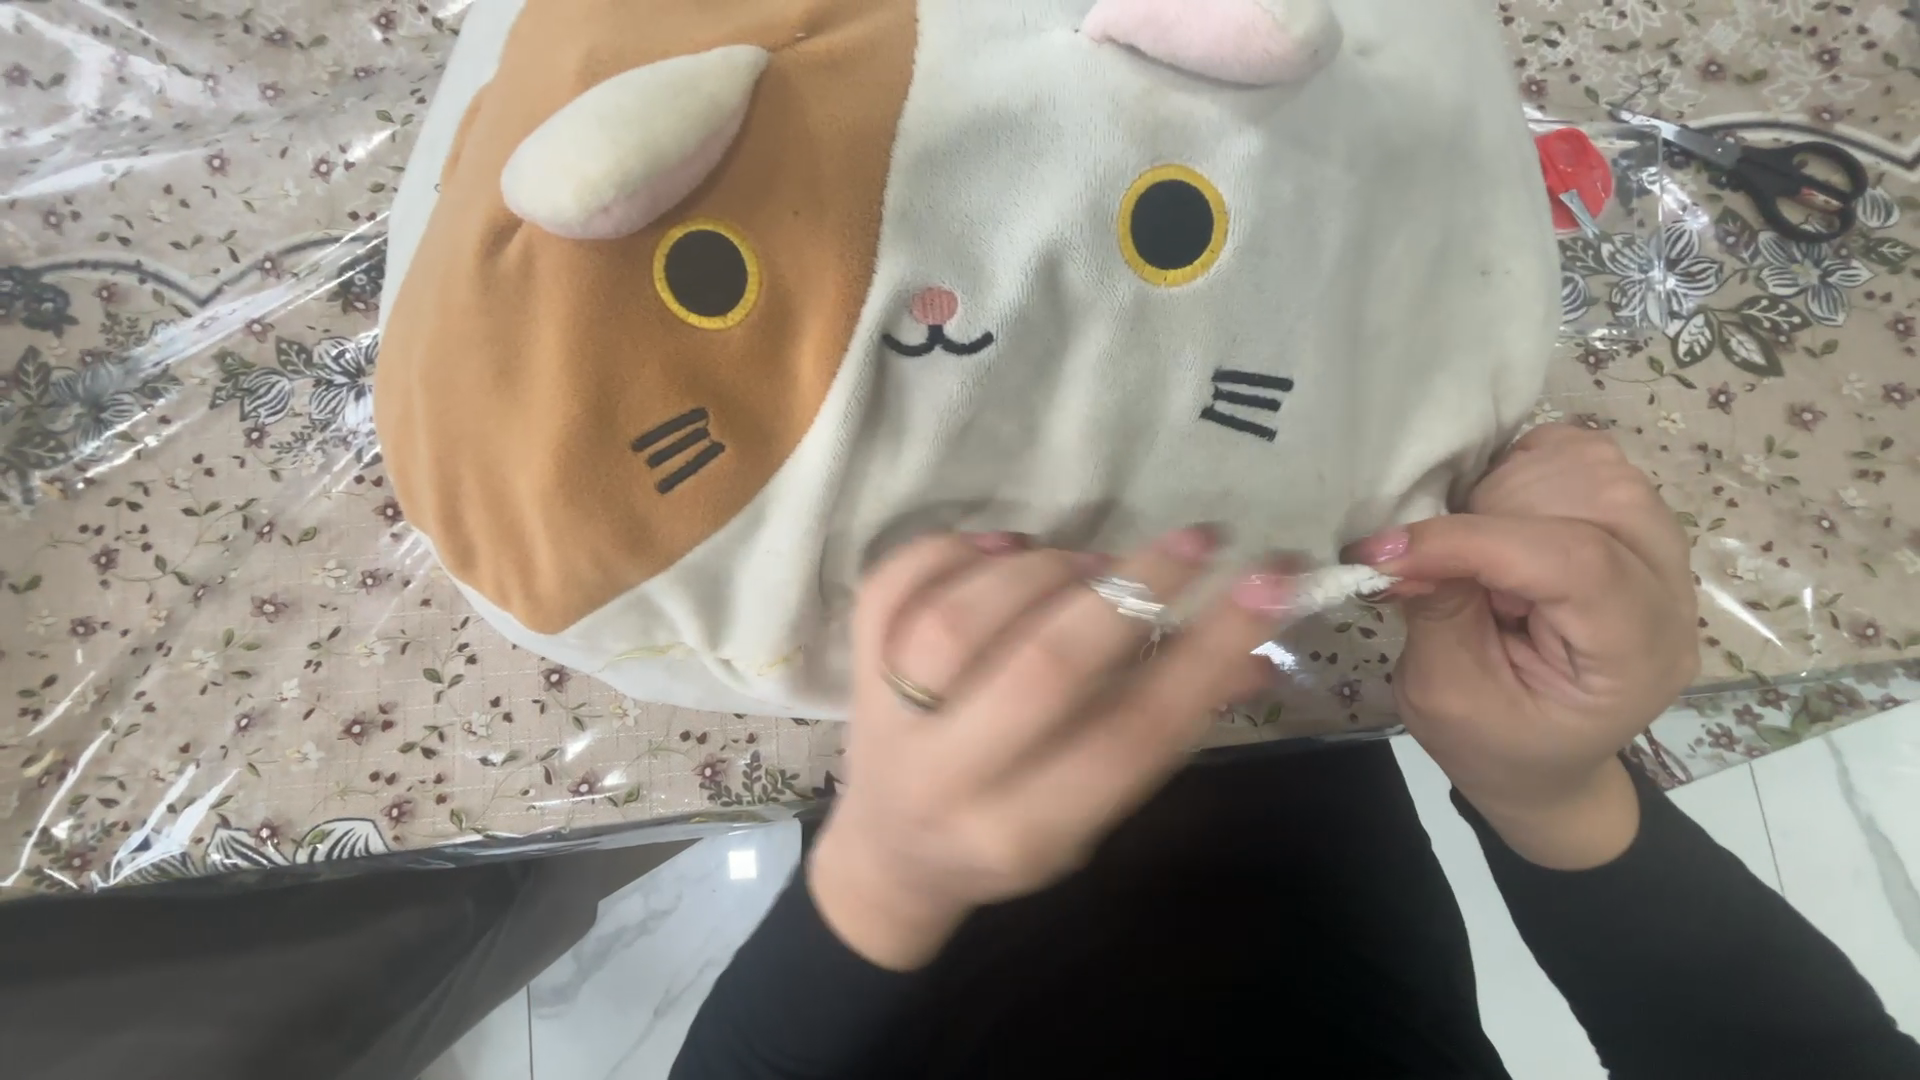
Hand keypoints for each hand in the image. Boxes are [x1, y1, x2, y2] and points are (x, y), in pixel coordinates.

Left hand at [808, 528, 1302, 969]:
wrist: (892, 854)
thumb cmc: (1009, 835)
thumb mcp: (1092, 812)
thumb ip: (1165, 730)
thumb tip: (1260, 652)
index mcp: (1024, 831)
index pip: (1131, 735)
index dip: (1206, 654)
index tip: (1266, 583)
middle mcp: (947, 777)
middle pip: (1041, 670)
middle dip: (1130, 593)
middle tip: (1196, 540)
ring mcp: (886, 718)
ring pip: (957, 622)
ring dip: (1041, 571)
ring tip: (1091, 560)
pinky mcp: (853, 670)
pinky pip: (888, 590)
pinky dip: (948, 548)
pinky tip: (1004, 545)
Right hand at [1347, 425, 1699, 867]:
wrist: (1540, 759)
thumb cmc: (1493, 741)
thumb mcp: (1445, 696)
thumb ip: (1434, 615)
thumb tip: (1399, 548)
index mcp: (1634, 652)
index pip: (1574, 562)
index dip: (1468, 541)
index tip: (1380, 555)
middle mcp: (1665, 588)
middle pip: (1592, 495)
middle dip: (1485, 511)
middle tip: (1425, 555)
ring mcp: (1653, 549)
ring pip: (1586, 463)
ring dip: (1500, 486)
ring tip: (1460, 536)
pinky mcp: (1620, 524)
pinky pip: (1576, 457)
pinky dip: (1515, 468)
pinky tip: (1487, 516)